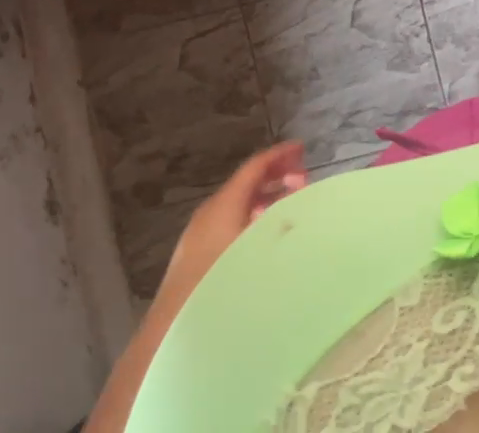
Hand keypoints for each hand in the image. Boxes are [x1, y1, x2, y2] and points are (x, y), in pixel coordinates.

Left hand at [156, 142, 306, 306]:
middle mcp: (209, 212)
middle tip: (303, 179)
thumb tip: (301, 206)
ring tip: (289, 206)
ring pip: (238, 204)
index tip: (302, 149)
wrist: (175, 329)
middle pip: (246, 184)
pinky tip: (264, 236)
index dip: (279, 155)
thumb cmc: (223, 283)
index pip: (254, 167)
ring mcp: (199, 234)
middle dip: (275, 176)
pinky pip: (230, 222)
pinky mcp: (196, 255)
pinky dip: (252, 217)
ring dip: (265, 198)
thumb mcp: (261, 248)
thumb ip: (283, 223)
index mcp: (224, 204)